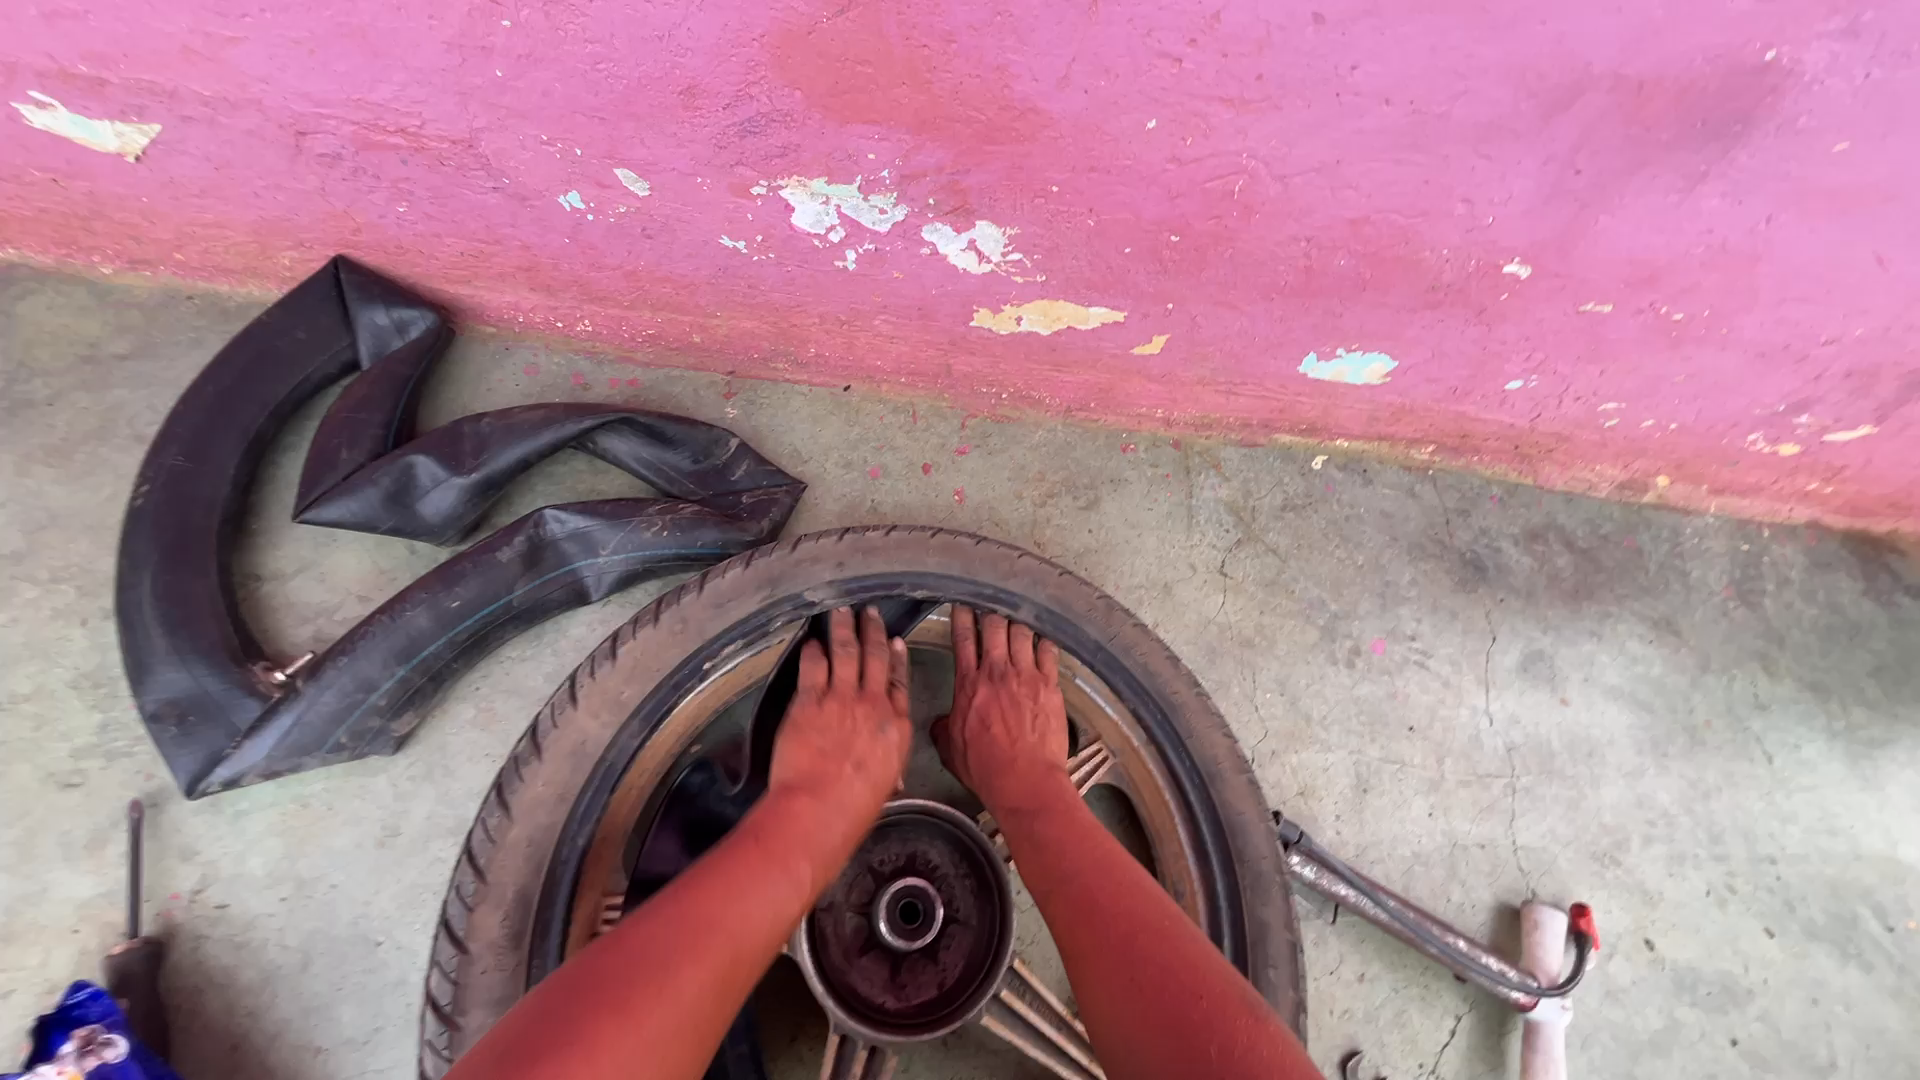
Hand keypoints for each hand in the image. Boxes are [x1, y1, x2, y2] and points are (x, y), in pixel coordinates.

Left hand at [767, 606, 911, 846]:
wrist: (820, 807)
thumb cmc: (854, 807)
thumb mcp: (886, 783)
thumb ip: (890, 767)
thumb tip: (894, 776)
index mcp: (896, 724)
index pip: (900, 681)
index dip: (897, 658)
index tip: (895, 642)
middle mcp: (873, 703)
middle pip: (876, 657)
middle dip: (873, 631)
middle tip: (870, 612)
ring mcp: (841, 698)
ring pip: (846, 651)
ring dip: (843, 628)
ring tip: (841, 611)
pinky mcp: (810, 700)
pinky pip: (813, 667)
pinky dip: (813, 651)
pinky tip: (811, 642)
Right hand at [931, 606, 1070, 815]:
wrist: (1023, 780)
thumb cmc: (986, 767)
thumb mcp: (950, 747)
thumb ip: (943, 727)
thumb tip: (940, 722)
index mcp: (969, 684)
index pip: (964, 639)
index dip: (962, 617)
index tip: (963, 607)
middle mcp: (997, 673)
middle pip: (994, 626)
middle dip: (992, 614)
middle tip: (992, 611)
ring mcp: (1026, 676)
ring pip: (1022, 632)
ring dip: (1018, 625)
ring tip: (1017, 623)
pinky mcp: (1049, 685)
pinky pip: (1048, 651)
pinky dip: (1044, 643)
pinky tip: (1043, 641)